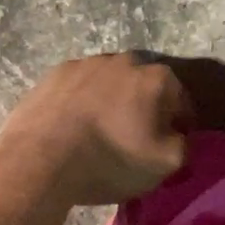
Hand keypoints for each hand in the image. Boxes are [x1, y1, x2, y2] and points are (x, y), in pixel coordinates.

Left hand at [0, 54, 190, 203]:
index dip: (179, 123)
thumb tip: (179, 137)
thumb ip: (185, 145)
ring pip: (110, 83)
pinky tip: (73, 127)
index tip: (170, 143)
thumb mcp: (166, 164)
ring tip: (101, 132)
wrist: (38, 162)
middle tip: (135, 137)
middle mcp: (125, 61)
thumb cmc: (110, 161)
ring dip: (112, 101)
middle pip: (144, 85)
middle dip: (145, 107)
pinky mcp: (53, 74)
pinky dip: (82, 102)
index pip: (181, 99)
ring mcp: (86, 64)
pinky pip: (78, 87)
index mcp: (157, 78)